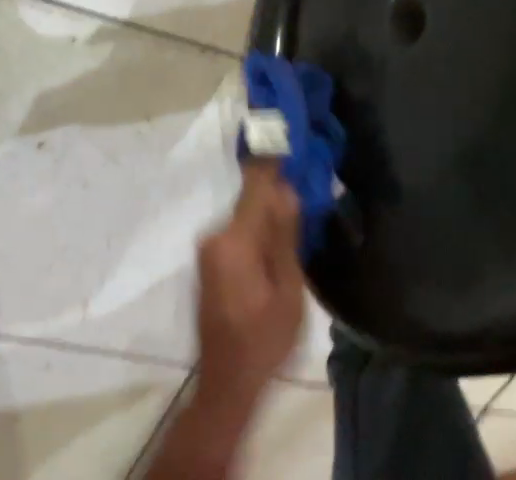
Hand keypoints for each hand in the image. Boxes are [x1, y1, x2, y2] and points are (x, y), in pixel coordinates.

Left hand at [196, 161, 304, 407]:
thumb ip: (285, 237)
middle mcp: (214, 237)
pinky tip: (277, 236)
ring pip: (244, 217)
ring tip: (298, 205)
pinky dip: (256, 228)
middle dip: (276, 189)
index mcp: (234, 240)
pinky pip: (237, 233)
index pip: (256, 186)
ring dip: (267, 211)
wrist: (226, 380)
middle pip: (250, 201)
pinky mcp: (209, 262)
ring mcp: (208, 250)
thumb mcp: (287, 290)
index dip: (273, 161)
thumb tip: (286, 191)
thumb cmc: (263, 338)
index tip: (288, 136)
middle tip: (306, 176)